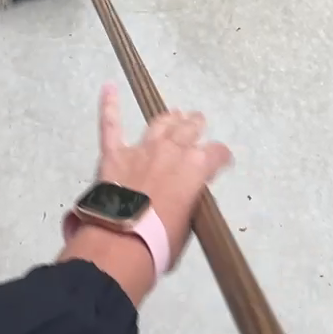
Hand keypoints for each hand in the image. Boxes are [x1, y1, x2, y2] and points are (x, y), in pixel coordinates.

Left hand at [59, 84, 232, 305]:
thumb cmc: (160, 244)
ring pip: (159, 124)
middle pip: (188, 130)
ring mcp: (141, 149)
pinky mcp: (114, 154)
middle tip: (198, 122)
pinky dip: (110, 105)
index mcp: (195, 168)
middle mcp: (171, 151)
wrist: (121, 245)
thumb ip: (189, 200)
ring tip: (175, 114)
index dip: (222, 156)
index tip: (223, 159)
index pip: (217, 154)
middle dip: (196, 125)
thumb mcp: (188, 225)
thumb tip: (185, 195)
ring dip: (170, 118)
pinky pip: (111, 125)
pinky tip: (109, 87)